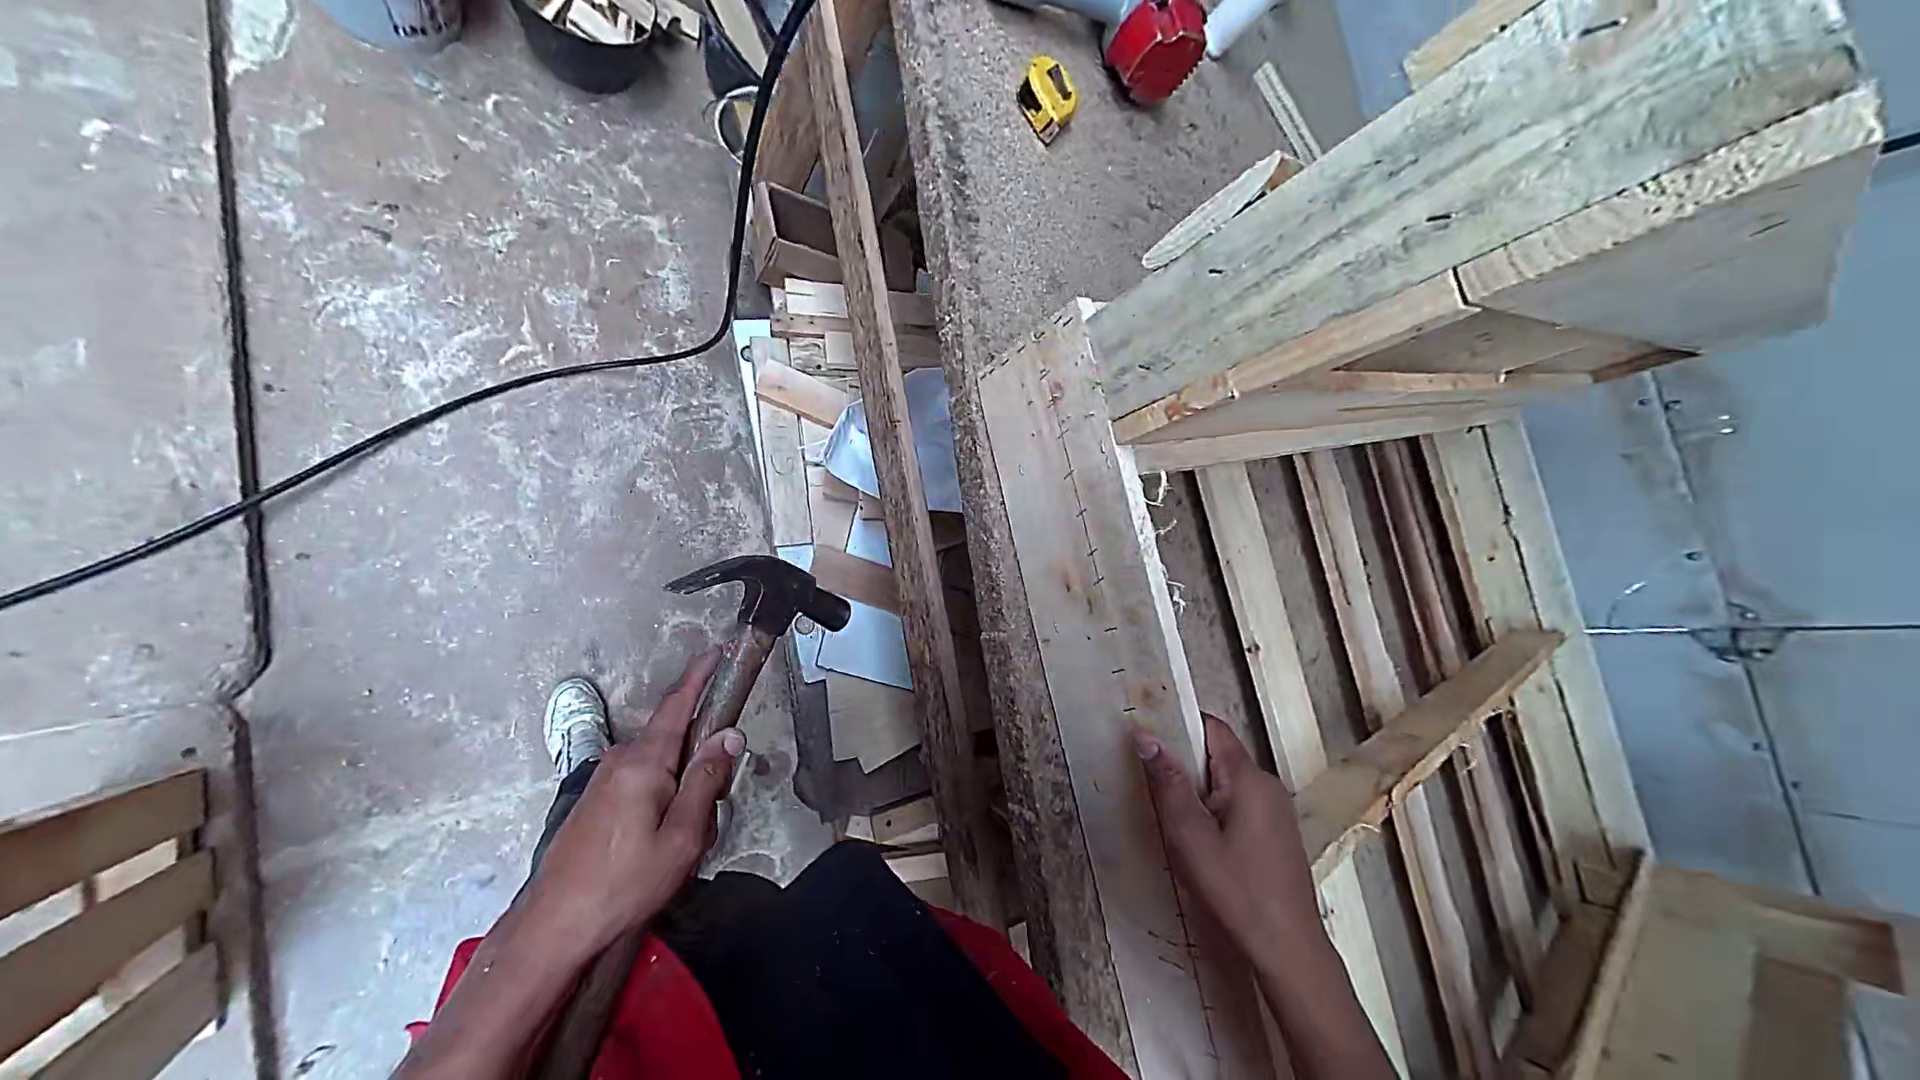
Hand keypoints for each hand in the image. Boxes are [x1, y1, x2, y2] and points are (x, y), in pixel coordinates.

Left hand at [522, 648, 742, 954]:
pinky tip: (659, 843)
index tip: (717, 652)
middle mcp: (620, 760)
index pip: (678, 704)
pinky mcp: (596, 801)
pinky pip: (643, 784)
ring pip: (661, 767)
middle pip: (676, 740)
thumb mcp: (683, 835)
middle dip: (702, 762)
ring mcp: (604, 780)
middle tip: (711, 810)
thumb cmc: (622, 884)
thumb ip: (708, 779)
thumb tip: (729, 736)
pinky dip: (663, 801)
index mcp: (644, 762)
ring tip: (684, 839)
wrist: (552, 929)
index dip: (700, 676)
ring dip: (682, 790)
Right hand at [1136, 718, 1394, 1079]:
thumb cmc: (1236, 891)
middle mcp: (1267, 785)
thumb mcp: (1189, 834)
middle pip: (1217, 754)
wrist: (1287, 950)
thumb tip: (1145, 736)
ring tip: (1168, 812)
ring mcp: (1276, 810)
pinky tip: (1197, 838)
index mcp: (1248, 778)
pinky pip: (1238, 803)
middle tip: (1148, 779)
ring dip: (1196, 788)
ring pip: (1226, 781)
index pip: (1212, 727)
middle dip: (1182, 761)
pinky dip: (1213, 808)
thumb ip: (1167, 781)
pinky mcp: (1276, 833)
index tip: (1147, 733)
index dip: (1179, 723)